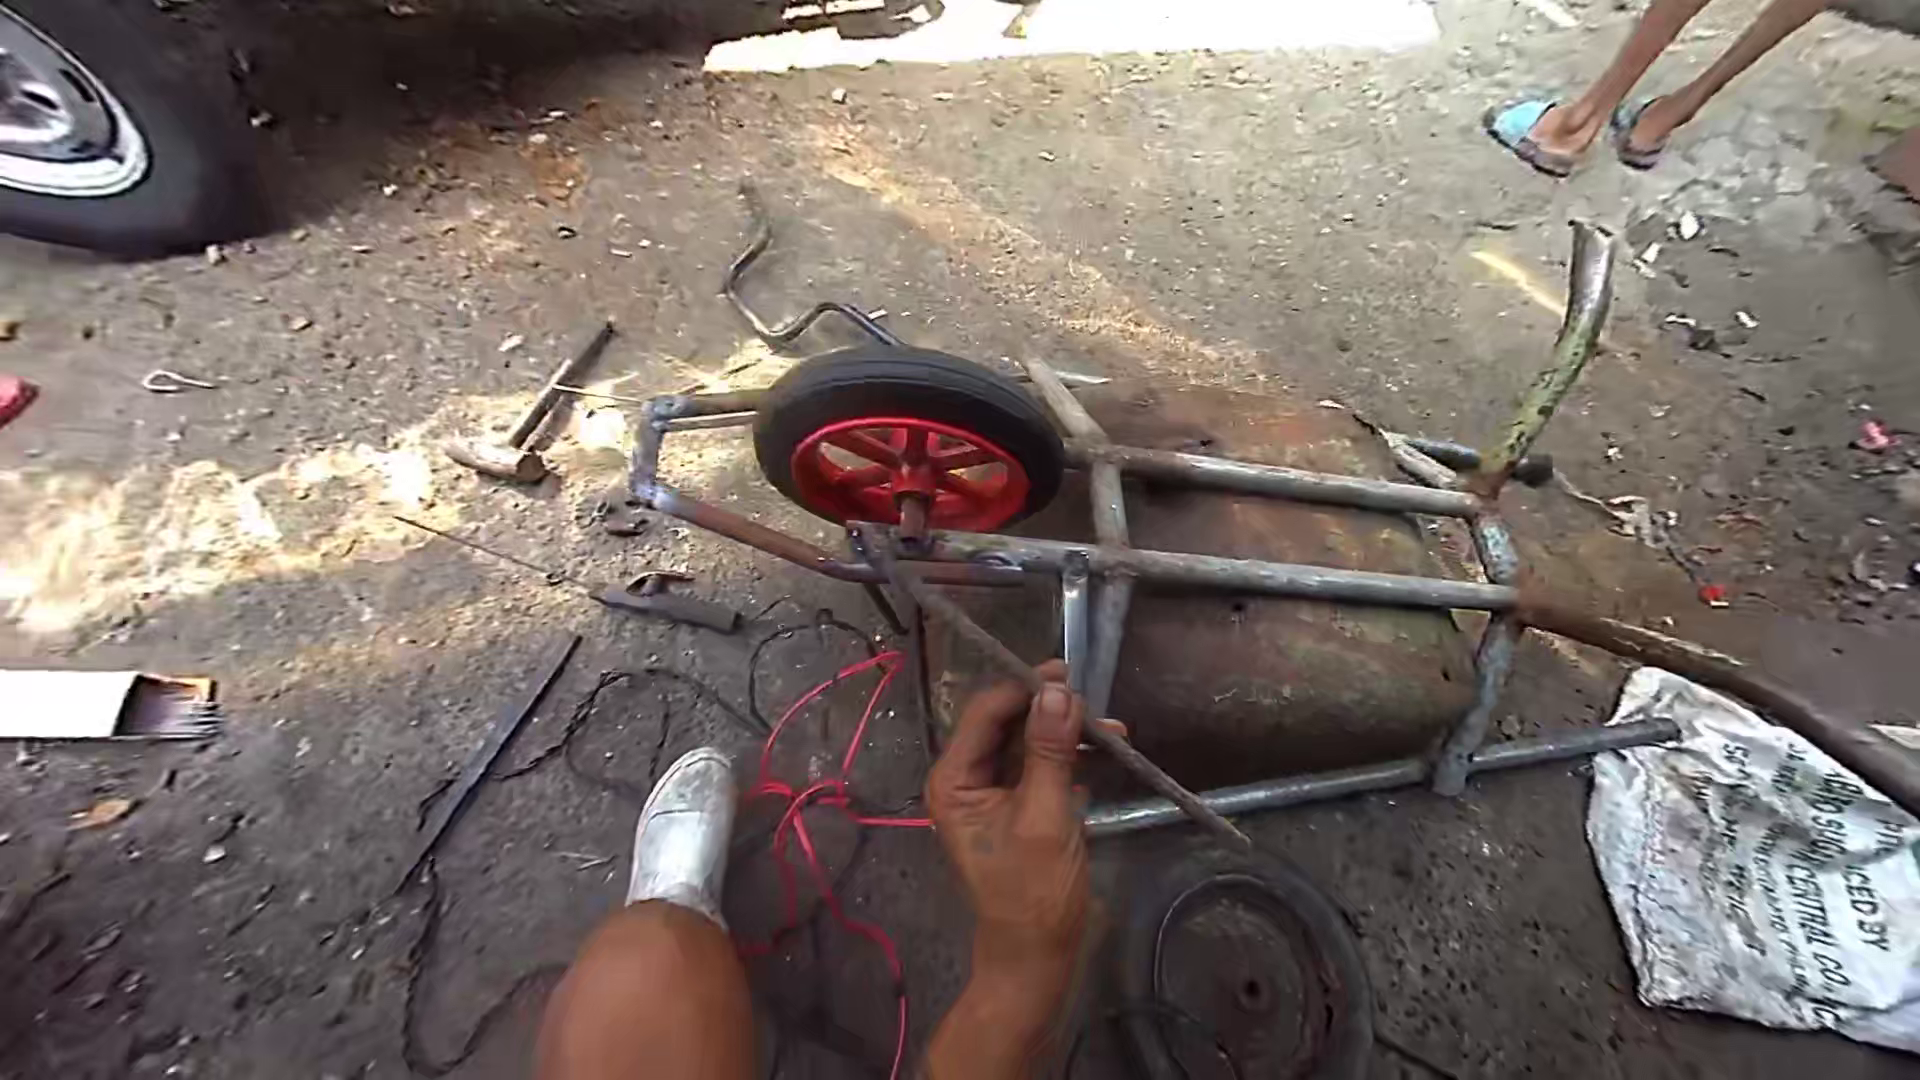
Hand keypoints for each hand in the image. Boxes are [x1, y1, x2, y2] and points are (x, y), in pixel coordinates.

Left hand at [926, 659, 1089, 983]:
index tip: (1065, 674)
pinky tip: (1104, 751)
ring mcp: (993, 789)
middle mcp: (967, 776)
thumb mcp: (1045, 816)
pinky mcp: (1018, 801)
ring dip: (1065, 732)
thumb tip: (1059, 691)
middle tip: (1089, 701)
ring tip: (1109, 730)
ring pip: (1027, 740)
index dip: (1022, 688)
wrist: (1040, 959)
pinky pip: (1040, 763)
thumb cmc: (1034, 894)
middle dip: (1048, 709)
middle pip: (1007, 722)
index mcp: (954, 778)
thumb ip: (1050, 751)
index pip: (984, 713)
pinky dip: (1070, 756)